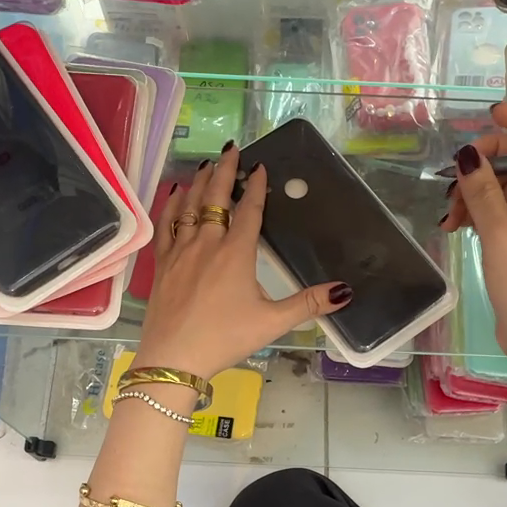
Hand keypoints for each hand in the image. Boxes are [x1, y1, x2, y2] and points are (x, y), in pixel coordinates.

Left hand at [139, 144, 350, 378]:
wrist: (174, 358)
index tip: (261, 167)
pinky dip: (172, 205)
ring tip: (208, 165)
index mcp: (236, 253)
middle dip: (226, 170)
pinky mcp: (162, 264)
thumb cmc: (225, 339)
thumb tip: (344, 291)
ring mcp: (180, 251)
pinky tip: (175, 195)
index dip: (257, 186)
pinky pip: (166, 225)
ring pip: (189, 205)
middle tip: (232, 148)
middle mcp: (207, 243)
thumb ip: (308, 304)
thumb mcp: (272, 323)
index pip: (249, 210)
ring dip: (200, 182)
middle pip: (216, 197)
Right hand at [441, 103, 506, 372]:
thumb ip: (482, 192)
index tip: (491, 114)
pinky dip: (477, 214)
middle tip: (454, 182)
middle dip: (485, 165)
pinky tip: (455, 228)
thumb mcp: (502, 235)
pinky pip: (498, 212)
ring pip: (504, 187)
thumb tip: (467, 154)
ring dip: (474, 194)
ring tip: (450, 217)